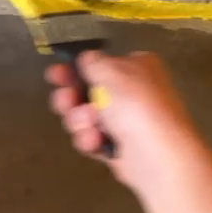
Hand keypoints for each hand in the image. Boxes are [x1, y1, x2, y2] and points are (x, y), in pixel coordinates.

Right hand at [48, 51, 211, 196]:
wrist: (157, 153)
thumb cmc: (135, 105)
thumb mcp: (111, 71)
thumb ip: (92, 61)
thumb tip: (87, 59)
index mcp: (135, 68)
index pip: (99, 65)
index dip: (73, 70)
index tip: (54, 76)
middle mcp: (130, 92)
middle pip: (86, 92)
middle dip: (73, 99)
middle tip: (67, 102)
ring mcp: (124, 122)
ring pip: (85, 118)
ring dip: (81, 121)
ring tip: (92, 126)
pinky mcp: (117, 147)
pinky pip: (92, 140)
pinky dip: (90, 140)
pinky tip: (96, 142)